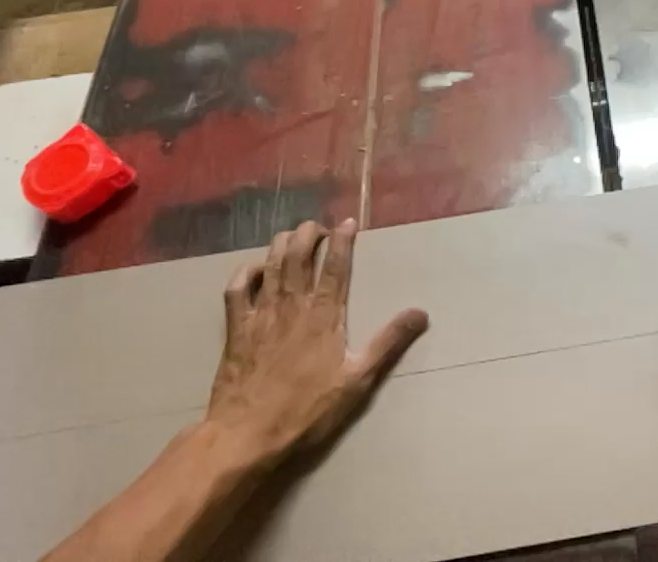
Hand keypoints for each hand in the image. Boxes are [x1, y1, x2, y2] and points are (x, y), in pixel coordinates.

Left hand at [204, 219, 427, 466]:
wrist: (246, 436)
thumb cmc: (306, 410)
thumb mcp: (357, 381)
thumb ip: (388, 343)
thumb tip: (421, 313)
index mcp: (324, 315)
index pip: (337, 265)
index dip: (343, 240)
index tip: (349, 222)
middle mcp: (292, 305)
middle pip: (300, 253)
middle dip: (311, 233)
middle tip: (321, 230)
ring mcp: (261, 313)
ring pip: (271, 262)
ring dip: (284, 243)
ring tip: (295, 238)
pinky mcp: (236, 328)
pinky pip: (236, 288)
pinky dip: (246, 271)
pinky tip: (256, 269)